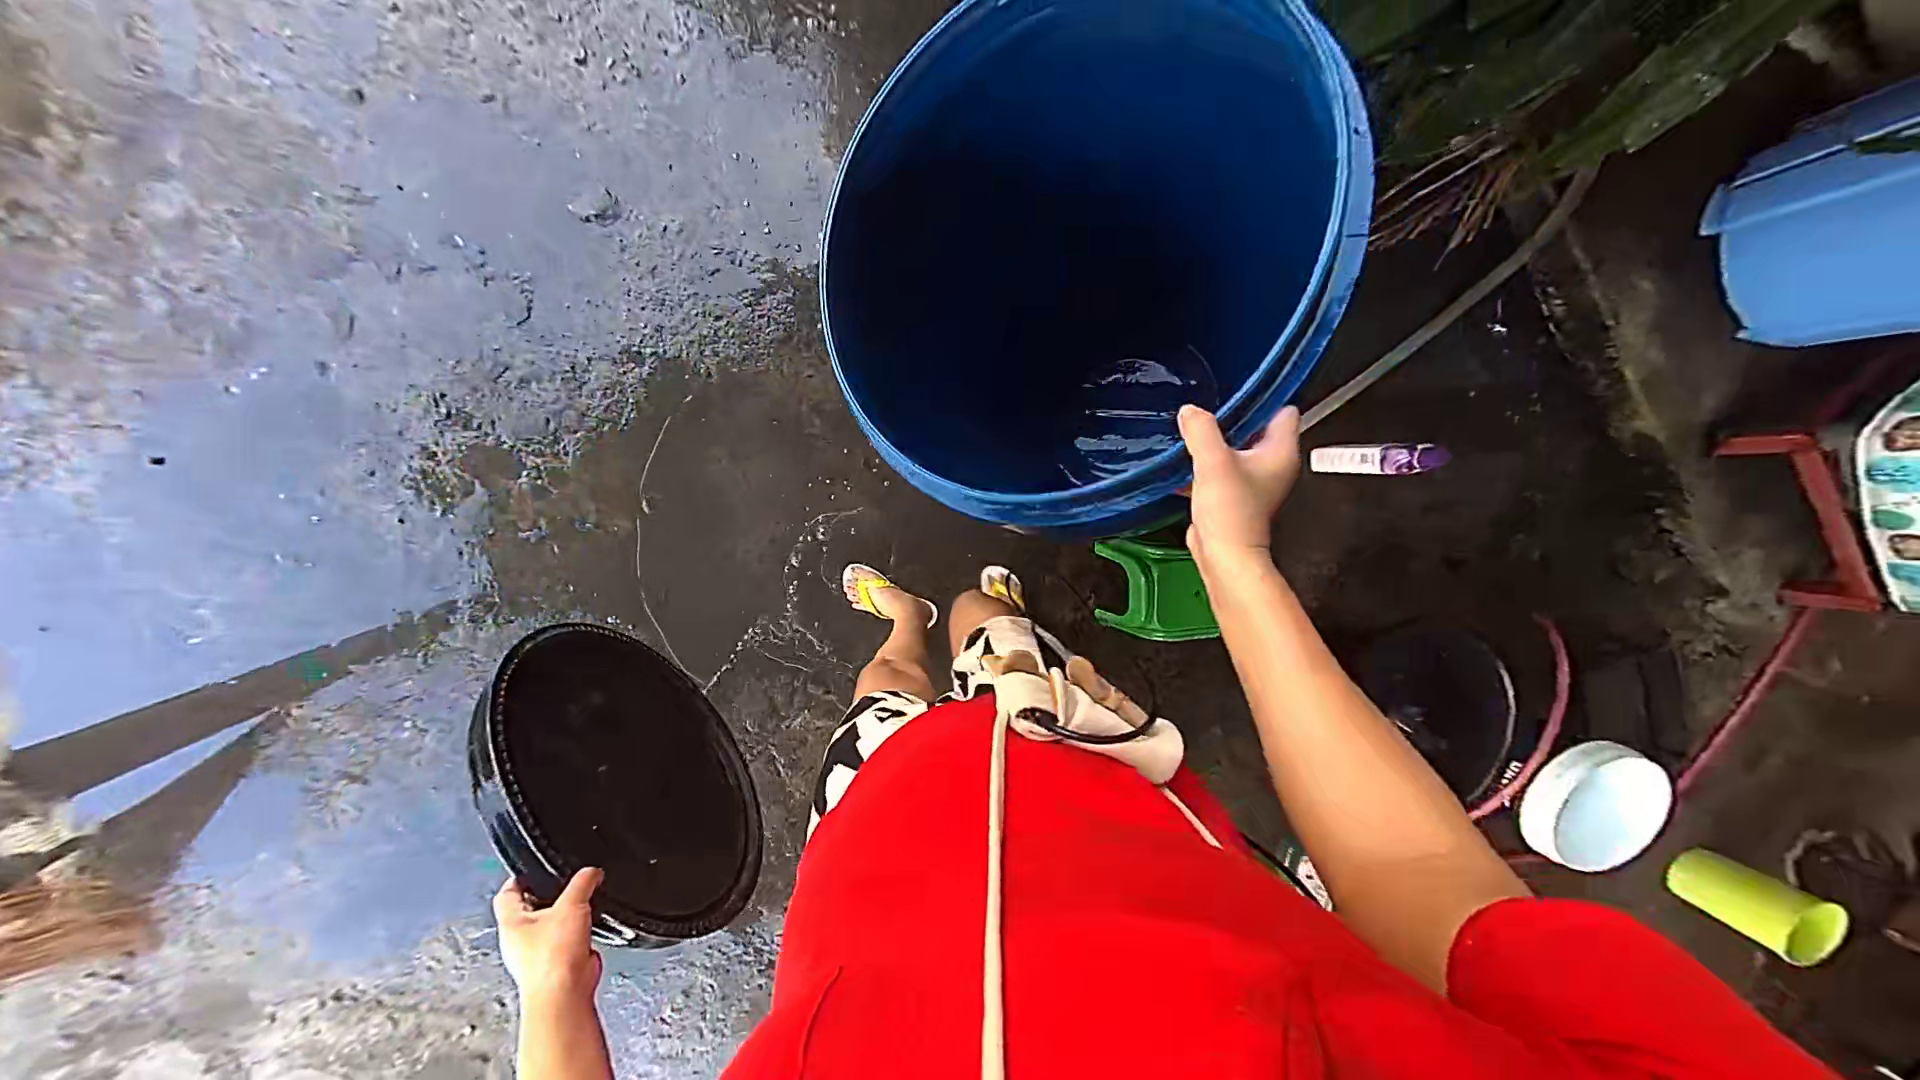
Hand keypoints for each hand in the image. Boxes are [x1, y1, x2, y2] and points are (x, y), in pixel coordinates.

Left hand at [494, 868, 604, 1005]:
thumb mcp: (572, 904)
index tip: (530, 869)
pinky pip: (566, 939)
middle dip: (548, 895)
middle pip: (529, 909)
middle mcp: (519, 940)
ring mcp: (536, 953)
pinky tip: (588, 926)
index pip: (507, 894)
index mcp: (512, 924)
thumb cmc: (553, 957)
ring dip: (565, 914)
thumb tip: (593, 872)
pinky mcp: (556, 962)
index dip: (519, 879)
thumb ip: (583, 882)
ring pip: (549, 925)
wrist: (565, 992)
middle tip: (565, 882)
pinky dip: (577, 931)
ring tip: (582, 903)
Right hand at [1177, 404, 1300, 561]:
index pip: (1282, 411)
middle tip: (1205, 409)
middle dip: (1230, 419)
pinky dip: (1204, 465)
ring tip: (1191, 433)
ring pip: (1234, 449)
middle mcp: (1272, 465)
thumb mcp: (1213, 461)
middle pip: (1255, 428)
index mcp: (1281, 452)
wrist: (1224, 555)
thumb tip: (1190, 411)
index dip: (1261, 399)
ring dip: (1214, 443)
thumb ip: (1201, 430)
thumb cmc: (1231, 512)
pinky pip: (1219, 470)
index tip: (1234, 391)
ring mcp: (1253, 481)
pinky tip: (1183, 462)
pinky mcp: (1234, 496)